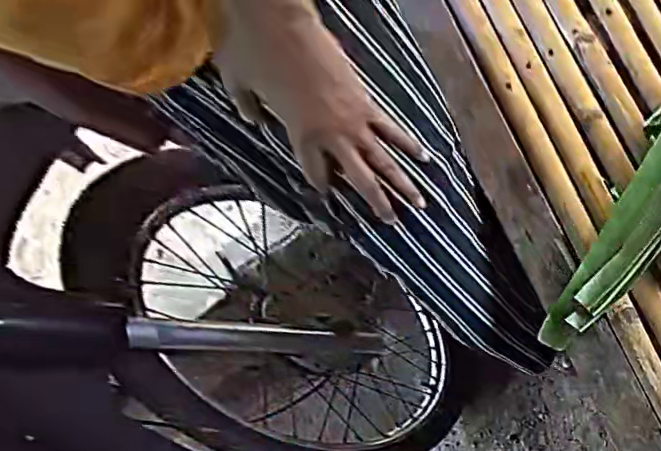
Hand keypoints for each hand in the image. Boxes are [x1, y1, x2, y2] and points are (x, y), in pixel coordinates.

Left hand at [211, 0, 428, 219]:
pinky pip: (391, 130)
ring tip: (420, 204)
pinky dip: (409, 144)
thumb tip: (251, 119)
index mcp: (303, 136)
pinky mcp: (367, 105)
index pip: (317, 173)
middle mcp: (335, 138)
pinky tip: (424, 158)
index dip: (322, 186)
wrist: (277, 17)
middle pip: (363, 180)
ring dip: (404, 185)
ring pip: (385, 163)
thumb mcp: (235, 77)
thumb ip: (245, 103)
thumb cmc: (252, 45)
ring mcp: (355, 123)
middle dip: (378, 202)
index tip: (328, 194)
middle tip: (390, 221)